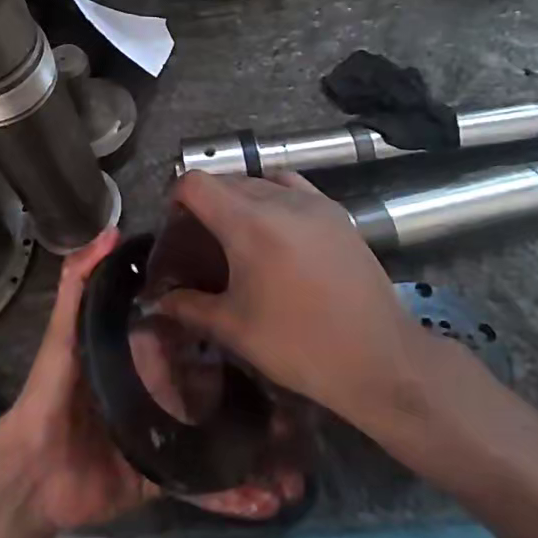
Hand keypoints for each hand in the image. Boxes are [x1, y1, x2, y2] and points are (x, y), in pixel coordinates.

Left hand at [0, 229, 304, 529]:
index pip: (196, 337)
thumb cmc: (51, 394)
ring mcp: (169, 436)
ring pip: (221, 439)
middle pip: (219, 390)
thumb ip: (79, 283)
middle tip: (299, 399)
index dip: (227, 328)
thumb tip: (110, 231)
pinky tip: (271, 502)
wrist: (32, 473)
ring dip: (258, 451)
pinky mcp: (165, 476)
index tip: (267, 319)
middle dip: (256, 394)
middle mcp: (165, 391)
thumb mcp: (64, 334)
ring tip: (298, 463)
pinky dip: (236, 494)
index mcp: (148, 356)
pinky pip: (205, 487)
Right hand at [154, 172, 423, 424]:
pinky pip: (294, 187)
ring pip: (261, 180)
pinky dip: (275, 196)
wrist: (378, 357)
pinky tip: (277, 229)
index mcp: (249, 223)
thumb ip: (190, 307)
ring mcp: (314, 202)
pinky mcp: (337, 212)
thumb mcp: (235, 328)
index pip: (197, 183)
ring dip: (241, 197)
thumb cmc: (300, 345)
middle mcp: (281, 199)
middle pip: (227, 180)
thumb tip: (158, 302)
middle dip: (207, 202)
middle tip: (202, 240)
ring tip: (239, 233)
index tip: (176, 229)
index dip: (177, 199)